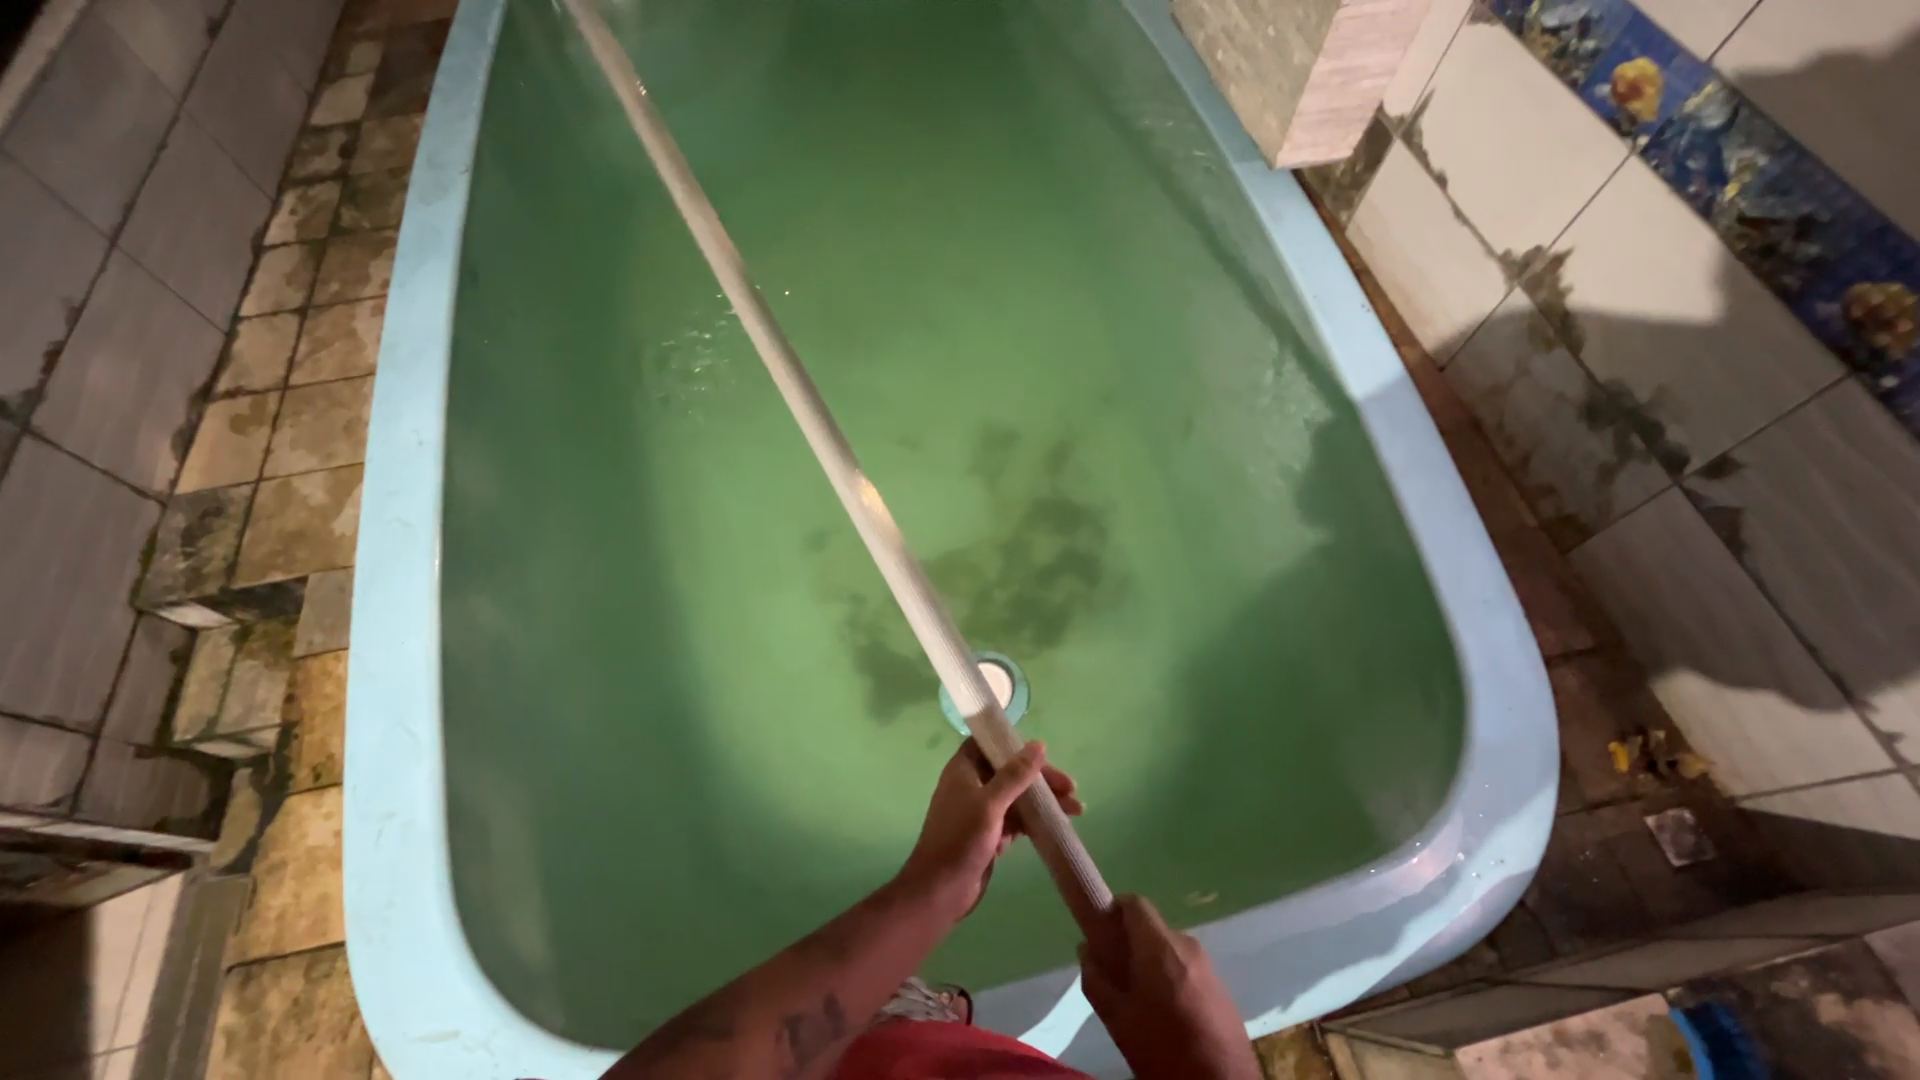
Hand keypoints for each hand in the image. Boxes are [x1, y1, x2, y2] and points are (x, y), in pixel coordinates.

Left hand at [898, 739, 1081, 920]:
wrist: (940, 890)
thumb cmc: (960, 839)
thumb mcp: (990, 804)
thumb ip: (1014, 775)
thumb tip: (1039, 745)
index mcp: (964, 770)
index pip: (990, 744)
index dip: (1014, 745)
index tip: (1042, 752)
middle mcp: (972, 785)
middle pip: (1010, 771)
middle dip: (1040, 778)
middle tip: (1070, 788)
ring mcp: (981, 811)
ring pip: (1017, 797)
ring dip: (1043, 801)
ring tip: (1075, 809)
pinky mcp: (990, 834)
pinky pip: (1017, 820)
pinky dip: (1036, 821)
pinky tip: (1058, 824)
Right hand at [1078, 895, 1261, 1079]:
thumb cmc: (1164, 1049)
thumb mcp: (1118, 1020)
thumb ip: (1096, 980)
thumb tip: (1086, 949)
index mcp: (1159, 947)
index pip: (1135, 903)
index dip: (1114, 910)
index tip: (1101, 933)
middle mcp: (1186, 945)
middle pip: (1151, 926)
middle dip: (1130, 941)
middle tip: (1116, 972)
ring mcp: (1208, 964)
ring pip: (1168, 947)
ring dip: (1150, 960)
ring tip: (1140, 996)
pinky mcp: (1220, 983)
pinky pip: (1185, 964)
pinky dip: (1170, 974)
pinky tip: (1165, 1009)